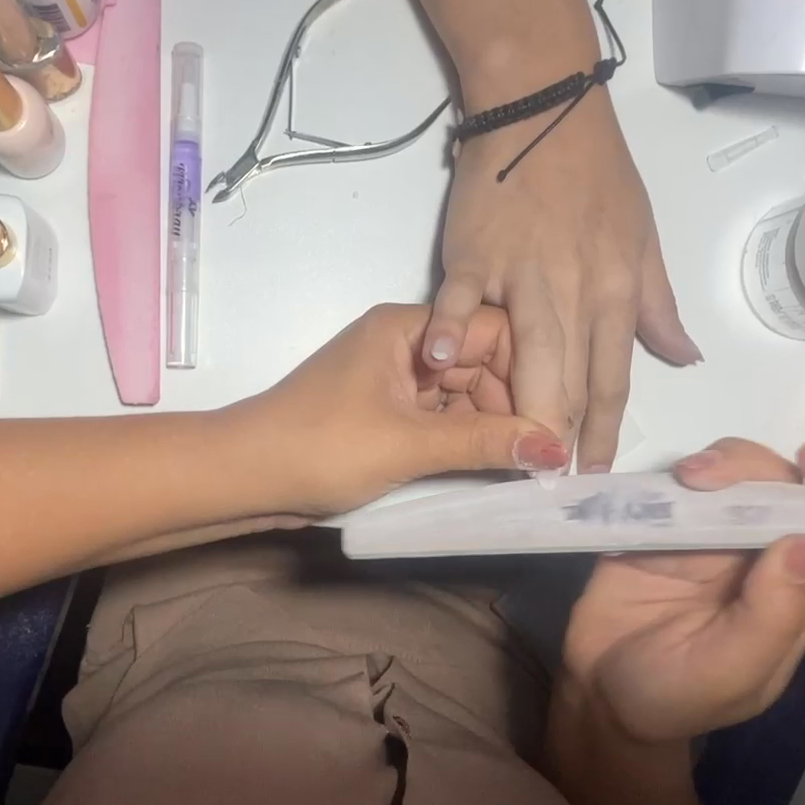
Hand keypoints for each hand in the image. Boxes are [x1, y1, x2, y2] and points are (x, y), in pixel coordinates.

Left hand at [235, 304, 567, 518]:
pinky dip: (464, 442)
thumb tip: (556, 447)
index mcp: (406, 329)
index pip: (489, 332)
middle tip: (548, 452)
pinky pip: (439, 421)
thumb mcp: (408, 444)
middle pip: (480, 365)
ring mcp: (394, 383)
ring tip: (531, 465)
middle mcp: (405, 347)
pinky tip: (496, 466)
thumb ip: (484, 444)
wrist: (246, 475)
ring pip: (462, 397)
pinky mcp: (386, 416)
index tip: (557, 420)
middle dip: (514, 405)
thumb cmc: (323, 446)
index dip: (528, 373)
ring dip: (492, 428)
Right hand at [422, 93, 700, 470]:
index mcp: (617, 288)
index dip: (605, 430)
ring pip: (529, 348)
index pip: (613, 376)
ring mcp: (524, 270)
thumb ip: (656, 305)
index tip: (593, 474)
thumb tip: (683, 359)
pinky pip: (462, 295)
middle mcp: (577, 289)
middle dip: (562, 434)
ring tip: (509, 451)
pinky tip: (437, 363)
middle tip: (546, 481)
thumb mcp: (642, 236)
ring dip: (521, 401)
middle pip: (572, 375)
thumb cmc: (594, 176)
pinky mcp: (476, 252)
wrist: (544, 109)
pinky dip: (450, 326)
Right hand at [562, 440, 804, 741]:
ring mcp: (698, 543)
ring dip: (712, 465)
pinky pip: (664, 493)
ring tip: (680, 479)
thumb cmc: (676, 697)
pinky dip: (660, 478)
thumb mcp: (734, 671)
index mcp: (789, 594)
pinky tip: (648, 489)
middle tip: (705, 478)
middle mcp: (750, 559)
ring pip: (725, 480)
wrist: (597, 698)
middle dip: (753, 468)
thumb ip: (772, 613)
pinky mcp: (649, 535)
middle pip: (777, 488)